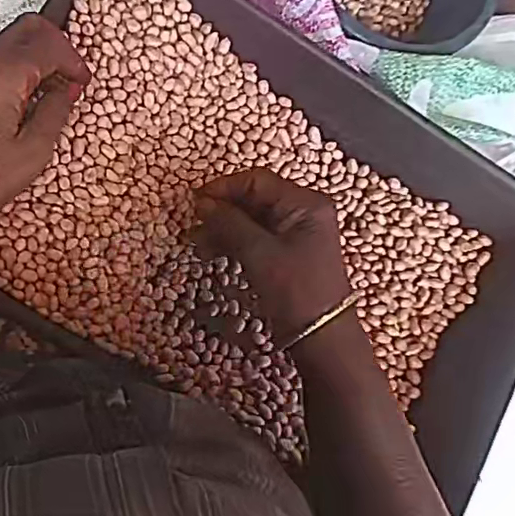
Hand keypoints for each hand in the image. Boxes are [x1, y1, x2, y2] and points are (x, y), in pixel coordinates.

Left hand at [0, 13, 89, 240]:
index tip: (85, 85)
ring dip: (40, 54)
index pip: (50, 45)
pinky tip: (33, 97)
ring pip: (14, 38)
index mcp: (4, 72)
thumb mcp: (34, 150)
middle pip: (30, 27)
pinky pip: (1, 57)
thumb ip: (56, 111)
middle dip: (59, 45)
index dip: (75, 62)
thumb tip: (68, 90)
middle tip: (73, 77)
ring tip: (56, 89)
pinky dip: (23, 65)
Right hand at [193, 169, 354, 340]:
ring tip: (198, 243)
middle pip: (254, 199)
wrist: (320, 335)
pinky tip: (212, 251)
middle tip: (194, 224)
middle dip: (222, 210)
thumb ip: (230, 223)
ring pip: (251, 219)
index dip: (224, 188)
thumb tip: (203, 203)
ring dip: (223, 228)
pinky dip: (233, 242)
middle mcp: (302, 212)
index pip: (257, 181)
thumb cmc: (295, 290)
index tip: (195, 201)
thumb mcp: (259, 253)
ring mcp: (295, 233)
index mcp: (305, 203)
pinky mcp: (286, 253)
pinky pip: (255, 237)